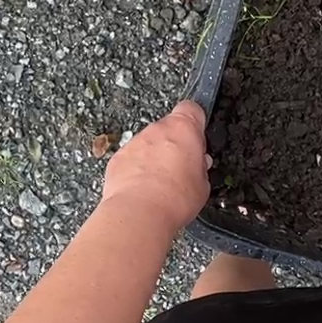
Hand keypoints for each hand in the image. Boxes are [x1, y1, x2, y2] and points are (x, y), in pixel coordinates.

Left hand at [101, 101, 210, 229]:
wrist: (139, 213)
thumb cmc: (173, 198)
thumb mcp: (203, 185)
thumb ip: (200, 168)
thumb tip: (198, 166)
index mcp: (184, 129)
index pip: (192, 109)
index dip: (196, 121)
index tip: (197, 136)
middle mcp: (158, 130)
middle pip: (169, 129)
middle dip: (175, 146)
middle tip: (181, 168)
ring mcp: (136, 142)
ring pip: (148, 144)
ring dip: (154, 158)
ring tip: (161, 184)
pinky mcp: (119, 158)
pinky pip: (131, 159)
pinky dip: (136, 170)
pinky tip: (144, 189)